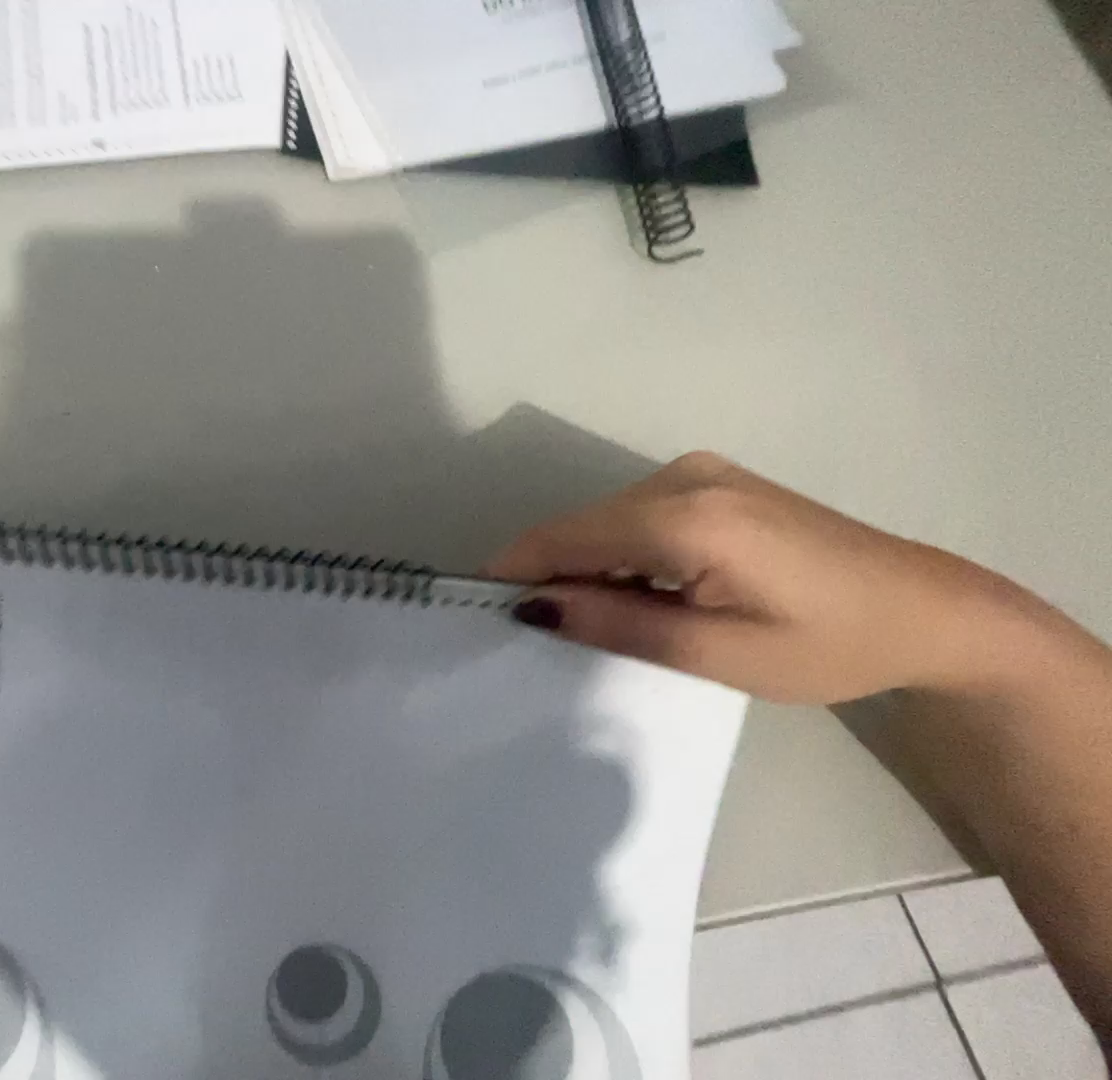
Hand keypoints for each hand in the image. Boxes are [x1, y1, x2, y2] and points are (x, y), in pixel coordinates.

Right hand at [484, 451, 1060, 703]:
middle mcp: (681, 477)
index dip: (514, 572)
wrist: (932, 612)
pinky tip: (645, 590)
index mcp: (684, 518)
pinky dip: (616, 552)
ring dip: (585, 566)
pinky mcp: (709, 479)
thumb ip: (616, 624)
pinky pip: (630, 514)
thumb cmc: (828, 646)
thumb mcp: (716, 655)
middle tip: (552, 635)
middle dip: (551, 576)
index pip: (563, 539)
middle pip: (577, 527)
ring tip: (609, 620)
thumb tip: (532, 606)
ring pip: (600, 520)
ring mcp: (697, 472)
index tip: (482, 613)